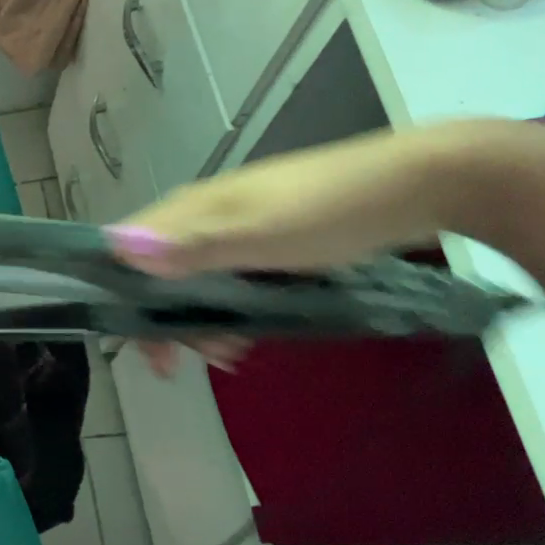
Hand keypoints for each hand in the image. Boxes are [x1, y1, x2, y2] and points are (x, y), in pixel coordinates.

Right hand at [104, 123, 491, 375]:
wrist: (427, 183)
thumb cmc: (331, 210)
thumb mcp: (256, 233)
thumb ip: (188, 245)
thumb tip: (117, 250)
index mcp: (185, 211)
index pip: (121, 254)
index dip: (116, 298)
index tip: (139, 342)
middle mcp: (197, 219)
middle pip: (151, 277)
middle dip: (165, 322)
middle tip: (194, 361)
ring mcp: (231, 230)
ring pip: (188, 285)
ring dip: (200, 324)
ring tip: (234, 353)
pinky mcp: (263, 243)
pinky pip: (224, 284)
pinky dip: (228, 313)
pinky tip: (250, 333)